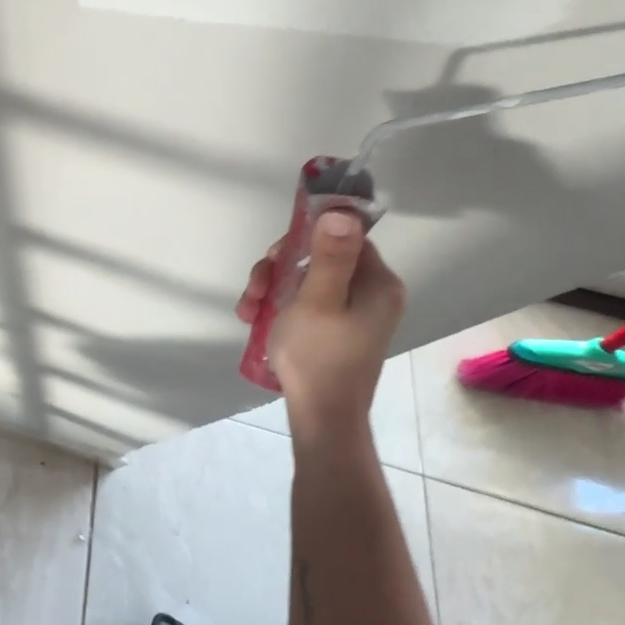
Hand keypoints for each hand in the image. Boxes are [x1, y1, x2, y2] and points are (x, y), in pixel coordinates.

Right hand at [237, 211, 405, 446]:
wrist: (322, 414)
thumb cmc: (318, 355)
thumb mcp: (317, 301)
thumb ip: (329, 257)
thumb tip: (342, 211)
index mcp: (377, 284)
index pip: (342, 237)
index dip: (304, 240)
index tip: (276, 257)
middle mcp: (370, 293)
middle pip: (316, 257)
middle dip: (277, 268)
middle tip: (255, 288)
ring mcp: (352, 311)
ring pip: (302, 278)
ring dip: (268, 287)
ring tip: (248, 309)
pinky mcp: (334, 326)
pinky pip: (302, 300)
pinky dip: (275, 304)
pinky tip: (254, 318)